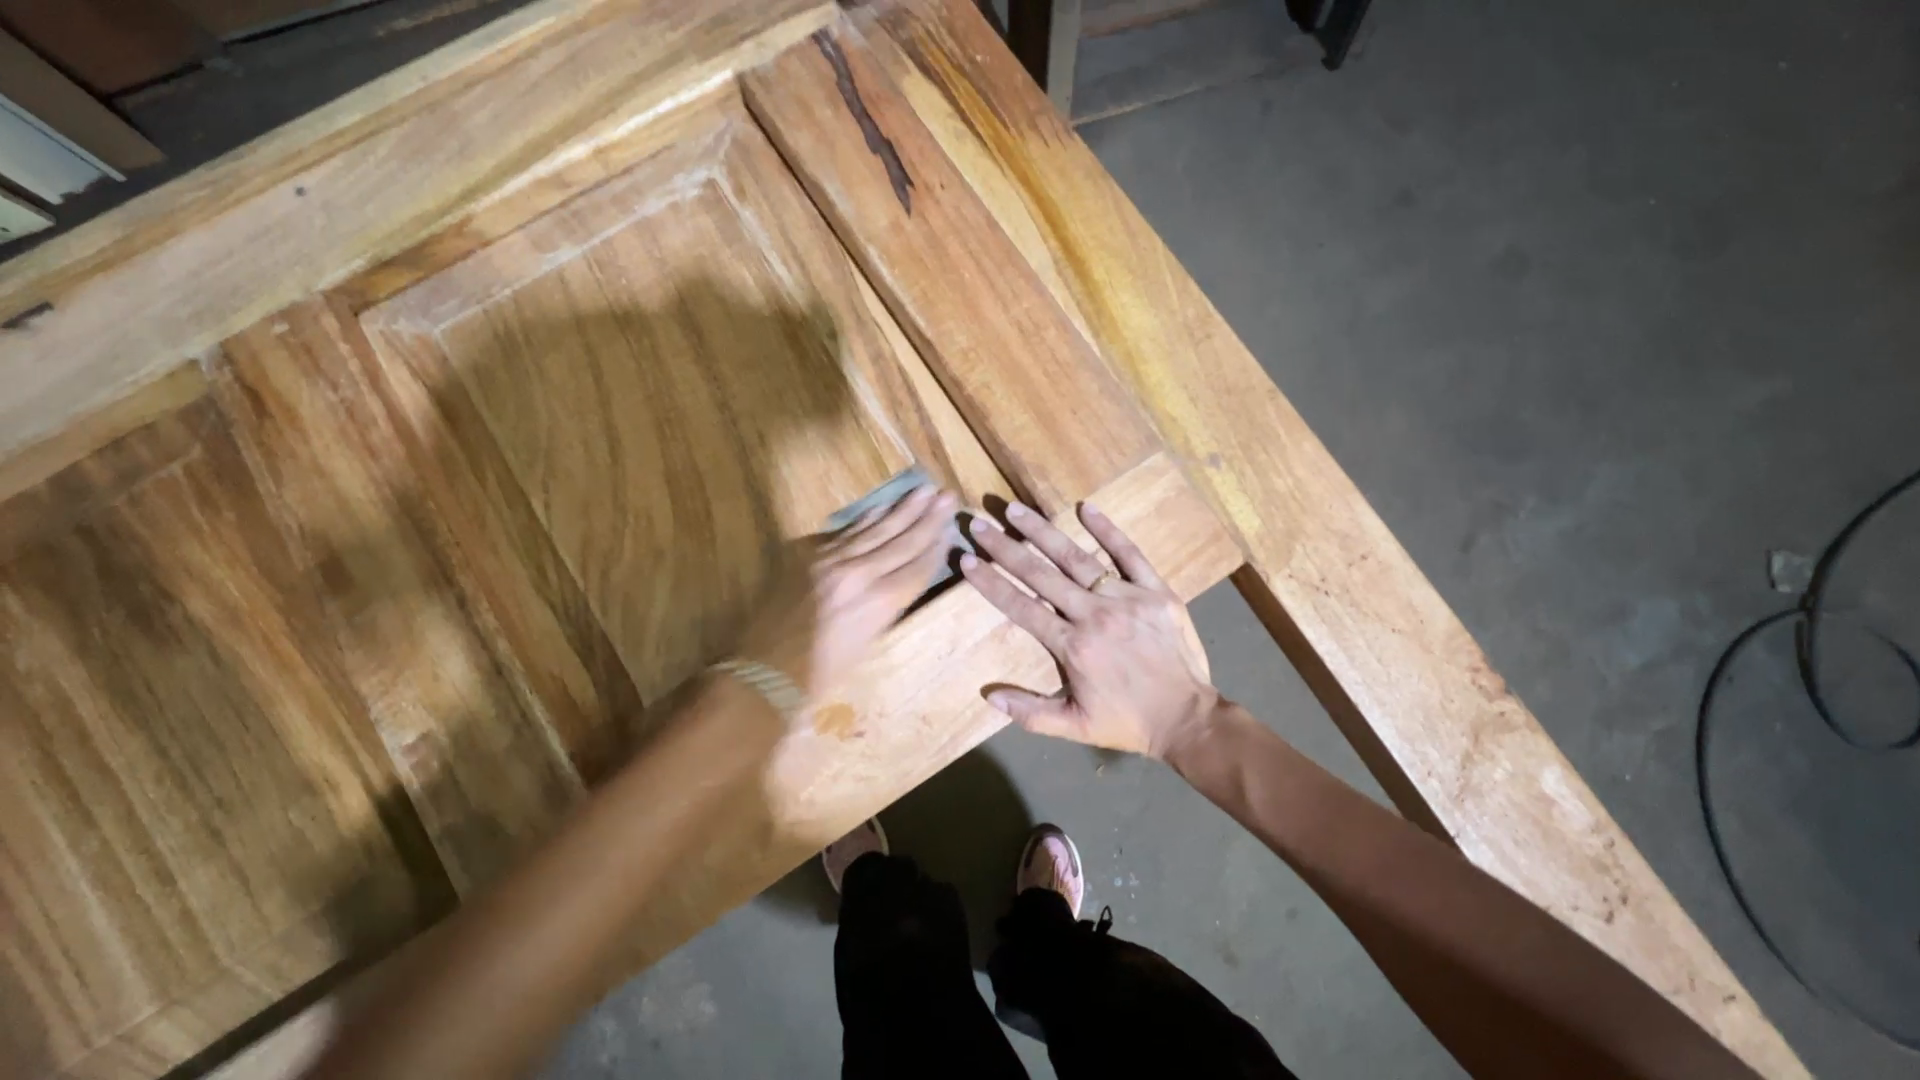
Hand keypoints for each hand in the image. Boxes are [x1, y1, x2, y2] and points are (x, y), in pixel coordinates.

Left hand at [738, 485, 957, 701]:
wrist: (766, 668)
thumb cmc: (823, 672)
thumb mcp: (868, 642)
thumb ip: (888, 606)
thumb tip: (903, 581)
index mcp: (879, 602)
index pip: (918, 566)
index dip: (937, 546)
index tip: (952, 526)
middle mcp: (860, 574)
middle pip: (901, 541)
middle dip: (928, 518)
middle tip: (946, 495)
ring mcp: (832, 560)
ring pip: (875, 529)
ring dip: (902, 509)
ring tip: (923, 490)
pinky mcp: (811, 555)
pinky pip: (847, 531)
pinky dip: (868, 518)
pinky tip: (882, 507)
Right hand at [959, 501, 1216, 758]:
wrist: (1187, 718)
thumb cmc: (1127, 723)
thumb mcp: (1074, 726)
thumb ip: (1030, 712)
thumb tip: (989, 696)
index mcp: (1072, 646)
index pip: (1021, 607)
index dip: (991, 583)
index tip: (967, 561)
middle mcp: (1094, 615)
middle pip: (1041, 574)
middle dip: (1005, 548)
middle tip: (979, 524)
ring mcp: (1127, 599)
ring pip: (1077, 558)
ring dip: (1043, 532)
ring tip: (1016, 510)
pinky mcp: (1156, 592)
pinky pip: (1130, 554)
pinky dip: (1108, 531)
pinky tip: (1086, 508)